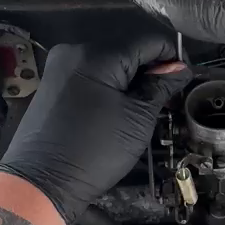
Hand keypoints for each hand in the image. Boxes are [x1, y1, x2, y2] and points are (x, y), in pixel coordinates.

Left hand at [0, 35, 189, 222]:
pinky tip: (116, 109)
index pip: (148, 41)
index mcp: (97, 55)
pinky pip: (91, 74)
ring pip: (110, 62)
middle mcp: (75, 50)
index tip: (181, 82)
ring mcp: (60, 66)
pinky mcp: (53, 83)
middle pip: (127, 49)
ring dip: (130, 80)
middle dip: (149, 70)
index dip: (172, 58)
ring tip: (141, 108)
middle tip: (163, 100)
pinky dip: (110, 86)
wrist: (42, 182)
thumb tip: (181, 67)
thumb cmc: (96, 150)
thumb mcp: (138, 118)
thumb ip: (161, 86)